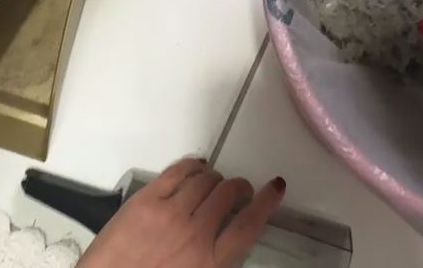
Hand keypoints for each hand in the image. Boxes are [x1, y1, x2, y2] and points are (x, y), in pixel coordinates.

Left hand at [77, 158, 285, 267]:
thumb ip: (214, 262)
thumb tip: (228, 236)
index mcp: (209, 265)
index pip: (248, 226)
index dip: (266, 203)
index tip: (275, 187)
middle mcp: (195, 235)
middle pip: (228, 194)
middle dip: (238, 187)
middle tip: (238, 190)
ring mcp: (169, 213)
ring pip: (205, 179)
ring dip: (214, 178)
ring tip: (212, 183)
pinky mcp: (146, 199)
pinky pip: (178, 170)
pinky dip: (192, 165)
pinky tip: (194, 168)